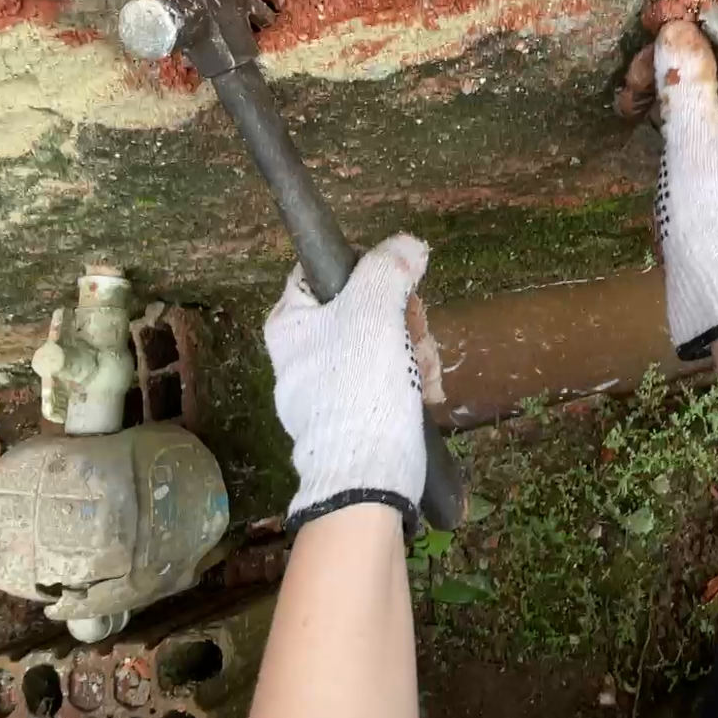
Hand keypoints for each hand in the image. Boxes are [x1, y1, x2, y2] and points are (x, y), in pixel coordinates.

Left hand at [266, 233, 429, 533]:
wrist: (368, 473)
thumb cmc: (360, 384)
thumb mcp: (373, 312)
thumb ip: (388, 269)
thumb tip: (408, 244)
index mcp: (291, 321)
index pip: (328, 270)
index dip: (368, 271)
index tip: (394, 286)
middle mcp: (304, 349)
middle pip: (367, 304)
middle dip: (404, 320)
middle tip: (413, 336)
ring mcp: (329, 383)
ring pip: (385, 340)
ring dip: (415, 350)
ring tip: (423, 374)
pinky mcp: (355, 410)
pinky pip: (389, 375)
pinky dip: (412, 379)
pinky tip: (426, 393)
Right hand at [654, 0, 717, 359]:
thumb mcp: (695, 147)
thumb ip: (685, 86)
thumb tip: (676, 31)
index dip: (713, 10)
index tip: (666, 17)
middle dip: (675, 48)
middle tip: (635, 71)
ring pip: (701, 81)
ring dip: (662, 76)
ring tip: (626, 97)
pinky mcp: (713, 158)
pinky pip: (690, 112)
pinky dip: (662, 105)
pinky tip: (633, 113)